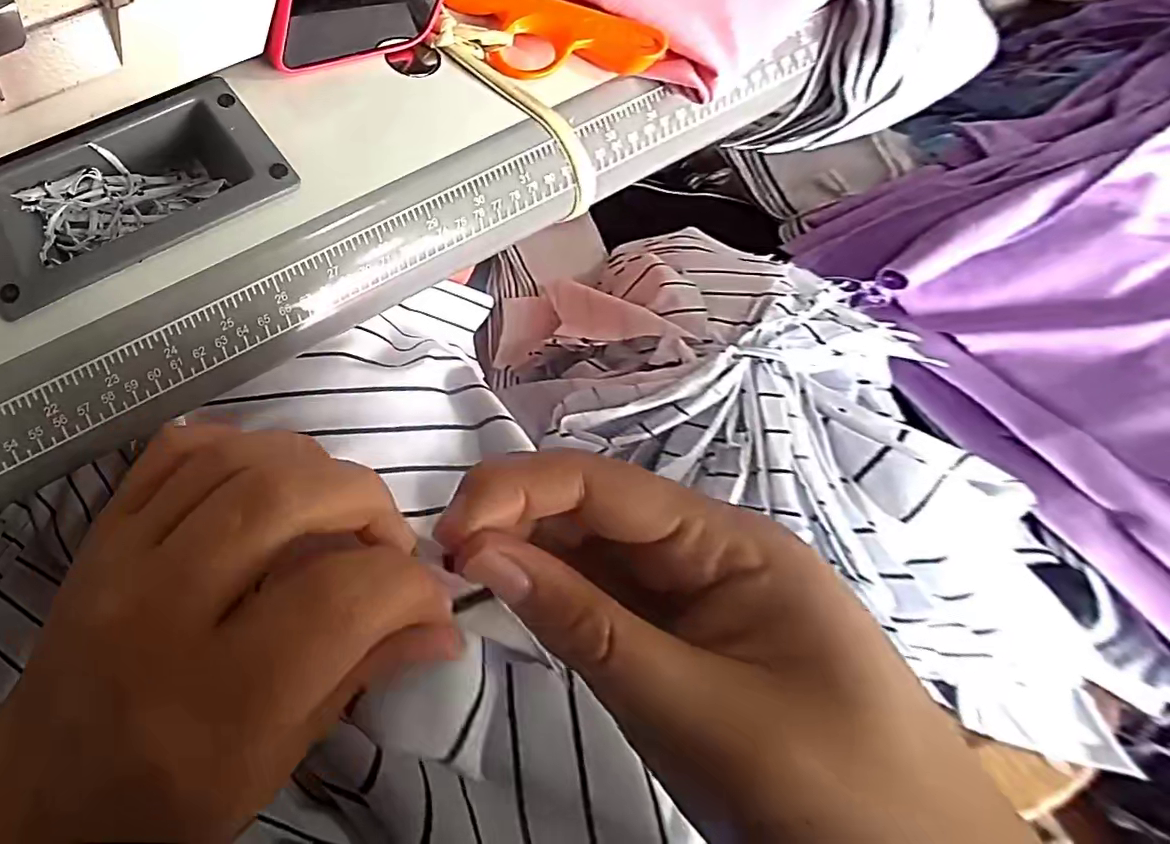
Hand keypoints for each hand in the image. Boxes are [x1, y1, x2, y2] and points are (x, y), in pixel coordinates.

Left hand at [0, 425, 460, 843]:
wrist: (46, 781)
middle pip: (279, 500)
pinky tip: (263, 468)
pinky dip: (233, 440)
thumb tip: (435, 621)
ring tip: (332, 496)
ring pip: (229, 459)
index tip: (424, 591)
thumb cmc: (165, 796)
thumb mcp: (269, 766)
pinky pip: (173, 448)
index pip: (334, 599)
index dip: (402, 584)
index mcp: (214, 700)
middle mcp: (161, 609)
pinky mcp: (102, 527)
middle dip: (359, 498)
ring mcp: (122, 554)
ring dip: (304, 461)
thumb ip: (352, 679)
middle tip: (384, 530)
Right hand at [436, 451, 1031, 843]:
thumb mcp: (697, 709)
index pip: (598, 483)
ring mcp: (675, 590)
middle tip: (443, 556)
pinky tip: (498, 591)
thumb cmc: (836, 796)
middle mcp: (695, 548)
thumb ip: (581, 623)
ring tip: (458, 572)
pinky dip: (535, 587)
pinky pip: (583, 589)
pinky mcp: (657, 630)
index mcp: (726, 541)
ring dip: (512, 549)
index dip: (514, 491)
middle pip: (580, 504)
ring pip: (574, 544)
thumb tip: (476, 553)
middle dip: (506, 516)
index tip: (452, 533)